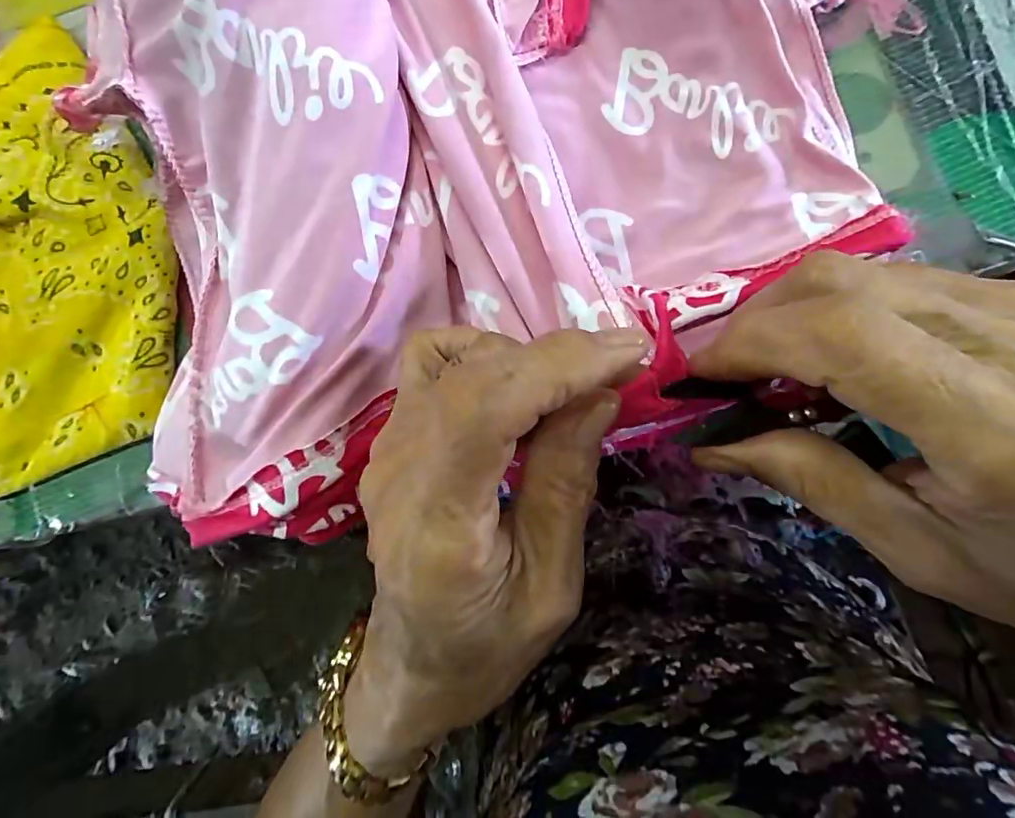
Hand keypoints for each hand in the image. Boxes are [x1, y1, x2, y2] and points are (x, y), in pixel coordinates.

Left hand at [345, 326, 647, 773]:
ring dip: (524, 358)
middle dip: (558, 356)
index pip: (487, 408)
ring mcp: (386, 447)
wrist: (413, 662)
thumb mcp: (551, 586)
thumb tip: (598, 394)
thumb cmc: (487, 643)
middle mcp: (399, 468)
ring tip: (570, 388)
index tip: (629, 351)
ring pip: (453, 359)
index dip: (560, 366)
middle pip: (473, 374)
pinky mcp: (388, 437)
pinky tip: (512, 385)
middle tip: (620, 364)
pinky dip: (478, 355)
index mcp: (440, 521)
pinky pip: (429, 363)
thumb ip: (566, 483)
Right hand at [687, 253, 1014, 684]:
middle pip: (842, 284)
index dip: (753, 340)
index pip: (845, 335)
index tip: (701, 373)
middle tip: (725, 368)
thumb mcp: (912, 550)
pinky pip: (896, 278)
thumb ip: (808, 477)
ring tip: (768, 360)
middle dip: (758, 319)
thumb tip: (710, 440)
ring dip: (790, 309)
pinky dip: (836, 306)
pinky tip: (830, 349)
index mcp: (1001, 430)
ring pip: (860, 270)